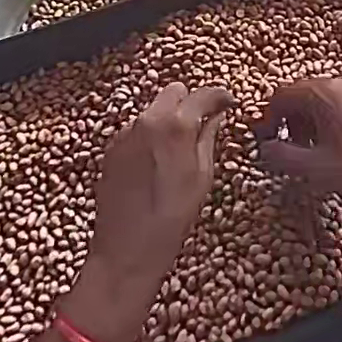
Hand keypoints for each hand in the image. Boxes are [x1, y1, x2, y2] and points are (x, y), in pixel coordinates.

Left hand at [68, 83, 234, 341]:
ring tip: (179, 149)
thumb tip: (217, 117)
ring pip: (153, 110)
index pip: (203, 94)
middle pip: (173, 92)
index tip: (229, 103)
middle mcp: (147, 120)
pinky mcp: (111, 148)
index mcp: (176, 125)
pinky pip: (137, 130)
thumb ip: (209, 138)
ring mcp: (125, 133)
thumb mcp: (202, 176)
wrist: (126, 249)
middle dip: (190, 102)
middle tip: (203, 124)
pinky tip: (157, 163)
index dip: (221, 96)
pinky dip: (150, 136)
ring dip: (168, 120)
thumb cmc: (172, 217)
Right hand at [255, 74, 341, 242]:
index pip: (283, 94)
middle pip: (305, 93)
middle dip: (293, 119)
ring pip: (328, 97)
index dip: (270, 116)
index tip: (267, 136)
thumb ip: (281, 155)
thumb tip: (266, 148)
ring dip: (314, 119)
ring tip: (317, 150)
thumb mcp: (314, 169)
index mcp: (327, 93)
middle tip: (292, 147)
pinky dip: (337, 117)